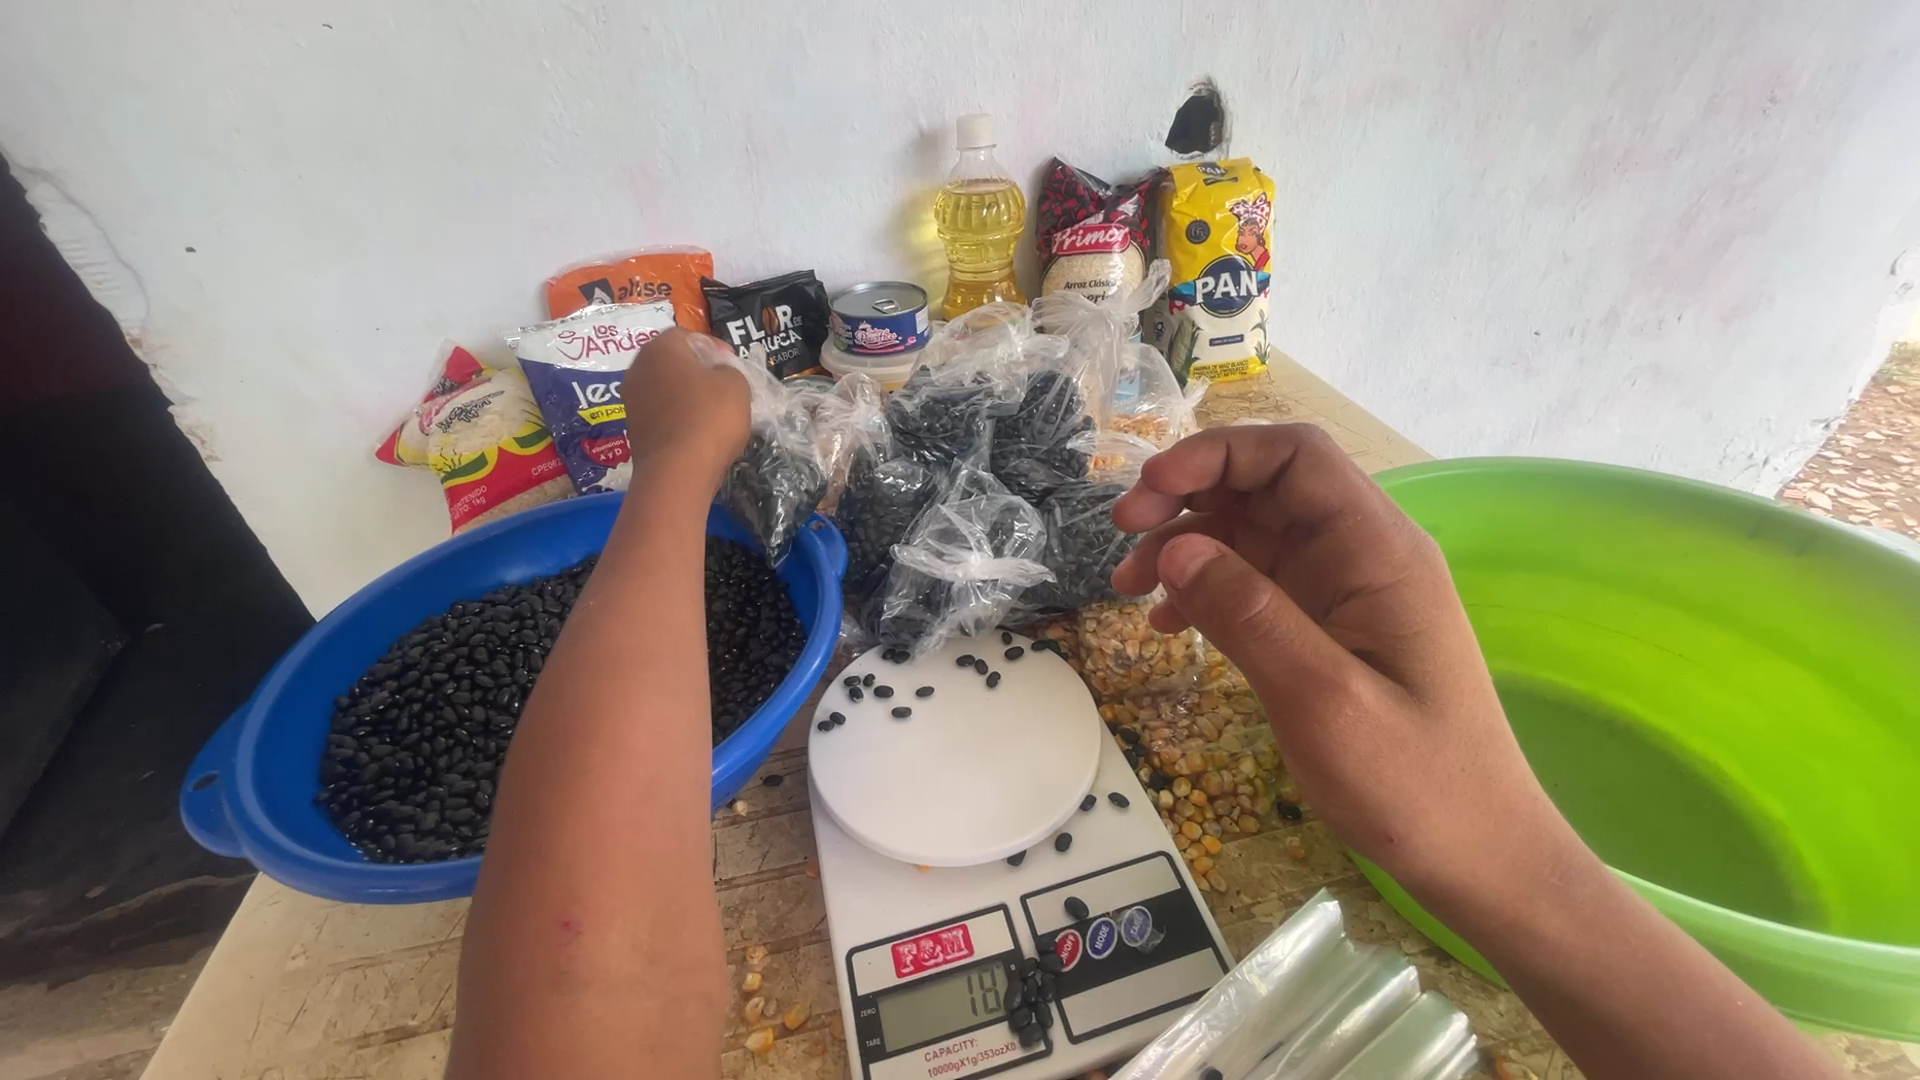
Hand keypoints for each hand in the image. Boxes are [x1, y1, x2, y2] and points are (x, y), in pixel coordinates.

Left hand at [621, 329, 750, 487]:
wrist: (678, 471)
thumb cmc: (710, 418)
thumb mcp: (737, 385)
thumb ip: (730, 371)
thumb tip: (719, 374)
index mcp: (661, 348)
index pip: (686, 335)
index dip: (713, 346)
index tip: (732, 363)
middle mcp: (638, 368)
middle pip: (671, 361)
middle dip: (697, 369)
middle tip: (723, 384)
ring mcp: (632, 400)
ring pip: (664, 388)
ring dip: (686, 394)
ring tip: (712, 410)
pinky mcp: (634, 428)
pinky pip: (661, 412)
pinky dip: (677, 416)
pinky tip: (697, 430)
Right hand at [1110, 425, 1567, 897]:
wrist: (1474, 854)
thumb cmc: (1413, 779)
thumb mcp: (1322, 697)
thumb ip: (1248, 614)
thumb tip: (1174, 548)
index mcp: (1376, 548)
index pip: (1294, 458)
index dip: (1216, 454)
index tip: (1149, 489)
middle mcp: (1357, 552)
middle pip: (1262, 487)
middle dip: (1186, 497)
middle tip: (1123, 533)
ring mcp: (1337, 588)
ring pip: (1247, 532)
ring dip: (1183, 545)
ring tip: (1129, 587)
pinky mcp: (1319, 623)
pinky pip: (1249, 581)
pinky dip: (1200, 588)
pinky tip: (1167, 624)